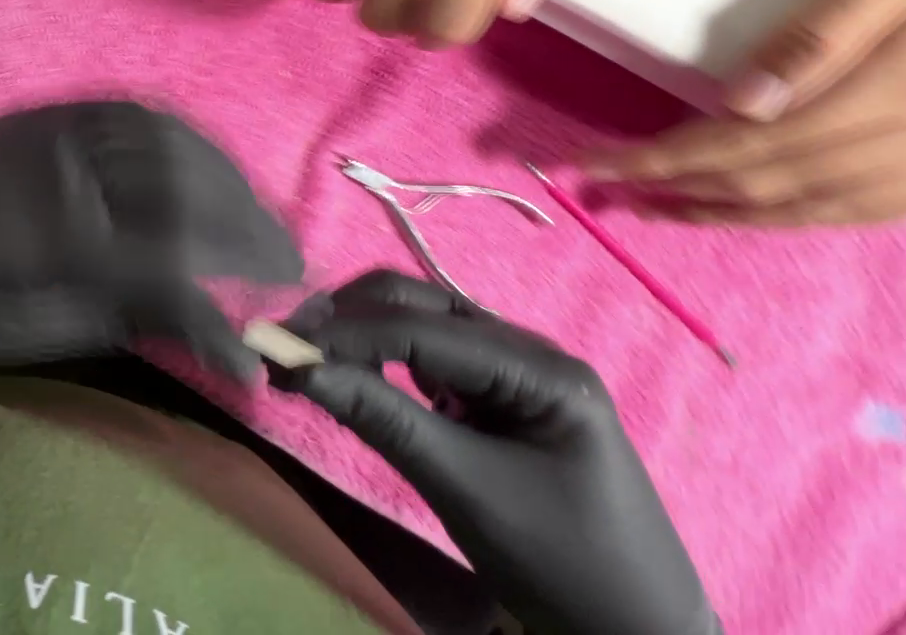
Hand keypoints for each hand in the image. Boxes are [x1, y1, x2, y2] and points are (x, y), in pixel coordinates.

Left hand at [0, 102, 302, 385]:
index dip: (232, 281)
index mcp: (37, 243)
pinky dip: (177, 136)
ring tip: (252, 212)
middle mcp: (45, 169)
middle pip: (172, 181)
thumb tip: (230, 333)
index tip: (280, 303)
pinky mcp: (35, 112)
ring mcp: (40, 128)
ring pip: (157, 134)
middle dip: (243, 219)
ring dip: (221, 171)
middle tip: (285, 256)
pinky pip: (124, 111)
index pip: (166, 256)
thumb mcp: (34, 334)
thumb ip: (134, 318)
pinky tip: (200, 165)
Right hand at [278, 271, 714, 634]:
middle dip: (343, 319)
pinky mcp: (491, 391)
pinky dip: (375, 356)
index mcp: (540, 368)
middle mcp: (525, 349)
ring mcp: (509, 367)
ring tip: (301, 359)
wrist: (630, 631)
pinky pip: (422, 354)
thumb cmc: (558, 561)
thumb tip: (294, 366)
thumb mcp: (464, 489)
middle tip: (281, 348)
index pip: (419, 329)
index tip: (274, 350)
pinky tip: (347, 376)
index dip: (342, 335)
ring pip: (414, 320)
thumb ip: (380, 419)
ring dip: (354, 332)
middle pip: (416, 303)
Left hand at [582, 0, 905, 224]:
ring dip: (728, 213)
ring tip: (658, 209)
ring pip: (816, 209)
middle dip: (676, 189)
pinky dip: (796, 215)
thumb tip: (738, 104)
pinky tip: (756, 208)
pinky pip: (869, 209)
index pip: (739, 144)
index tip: (586, 164)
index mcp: (888, 96)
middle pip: (768, 182)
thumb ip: (819, 38)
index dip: (656, 160)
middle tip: (606, 188)